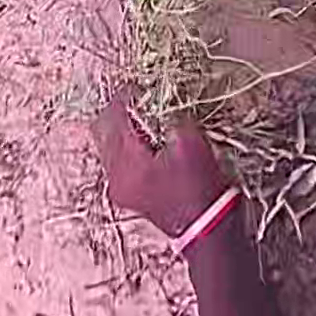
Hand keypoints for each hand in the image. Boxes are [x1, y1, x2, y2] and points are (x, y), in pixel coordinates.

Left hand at [93, 95, 227, 236]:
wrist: (210, 228)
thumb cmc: (199, 188)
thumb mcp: (189, 140)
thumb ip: (170, 115)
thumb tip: (161, 102)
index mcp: (126, 163)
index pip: (114, 118)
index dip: (126, 98)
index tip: (137, 88)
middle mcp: (116, 176)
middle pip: (105, 131)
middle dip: (121, 113)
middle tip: (138, 100)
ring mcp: (122, 188)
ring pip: (111, 145)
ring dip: (125, 129)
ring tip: (146, 119)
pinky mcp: (132, 195)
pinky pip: (120, 160)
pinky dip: (129, 146)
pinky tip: (148, 140)